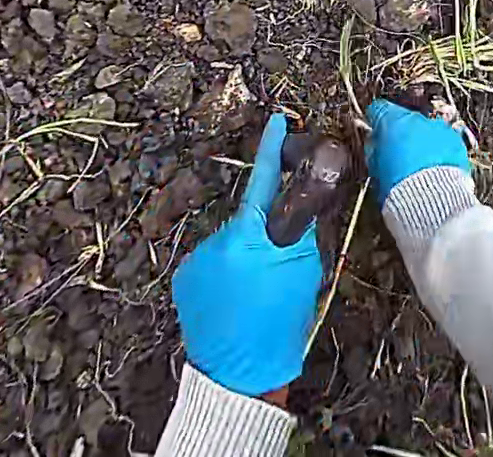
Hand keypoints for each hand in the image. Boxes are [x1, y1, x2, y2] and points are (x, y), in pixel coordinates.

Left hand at [171, 114, 324, 397]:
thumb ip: (303, 223)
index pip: (264, 178)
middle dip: (267, 227)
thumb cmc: (280, 317)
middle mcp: (215, 239)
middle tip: (281, 257)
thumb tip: (307, 191)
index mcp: (249, 233)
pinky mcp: (185, 279)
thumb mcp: (306, 264)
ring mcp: (196, 261)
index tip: (277, 119)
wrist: (242, 374)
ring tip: (258, 284)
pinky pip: (215, 259)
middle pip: (251, 216)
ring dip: (246, 250)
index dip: (272, 146)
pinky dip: (228, 267)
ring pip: (233, 239)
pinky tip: (238, 291)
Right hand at [366, 99, 470, 203]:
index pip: (379, 109)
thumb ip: (375, 152)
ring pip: (425, 128)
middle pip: (404, 119)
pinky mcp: (456, 141)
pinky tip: (435, 168)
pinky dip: (439, 149)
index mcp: (392, 123)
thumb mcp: (376, 173)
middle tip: (397, 154)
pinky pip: (443, 140)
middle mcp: (416, 120)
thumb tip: (374, 146)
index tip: (375, 130)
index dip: (375, 120)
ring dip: (421, 141)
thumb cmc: (401, 191)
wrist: (434, 205)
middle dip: (401, 133)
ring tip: (419, 165)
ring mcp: (438, 129)